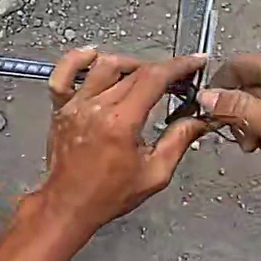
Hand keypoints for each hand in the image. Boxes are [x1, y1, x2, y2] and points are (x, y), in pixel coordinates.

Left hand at [29, 49, 210, 234]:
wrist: (68, 204)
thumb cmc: (108, 194)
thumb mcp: (154, 173)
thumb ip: (178, 141)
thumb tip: (198, 120)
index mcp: (121, 123)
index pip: (154, 79)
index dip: (178, 66)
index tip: (194, 62)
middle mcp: (96, 107)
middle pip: (134, 72)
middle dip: (161, 70)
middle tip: (176, 79)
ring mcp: (75, 105)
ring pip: (105, 66)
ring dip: (130, 65)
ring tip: (144, 76)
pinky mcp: (61, 108)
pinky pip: (63, 74)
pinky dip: (77, 60)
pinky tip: (93, 56)